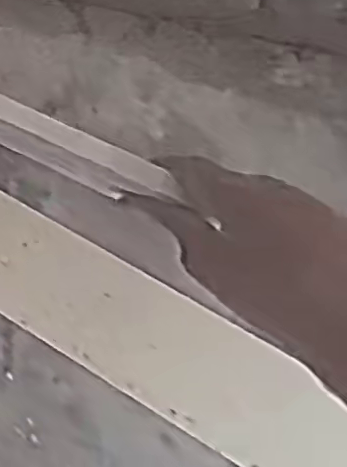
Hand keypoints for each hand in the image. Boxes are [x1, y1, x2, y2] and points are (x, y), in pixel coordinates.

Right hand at [132, 156, 346, 399]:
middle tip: (178, 217)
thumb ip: (174, 224)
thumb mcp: (206, 261)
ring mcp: (319, 215)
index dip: (156, 174)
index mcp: (238, 192)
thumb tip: (153, 206)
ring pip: (263, 202)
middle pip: (227, 183)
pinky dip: (274, 231)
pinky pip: (293, 221)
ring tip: (224, 244)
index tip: (139, 185)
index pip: (184, 166)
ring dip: (239, 214)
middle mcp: (281, 194)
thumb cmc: (284, 299)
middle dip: (202, 196)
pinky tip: (265, 258)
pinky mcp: (341, 236)